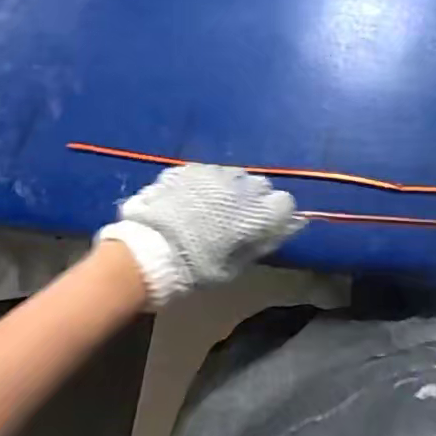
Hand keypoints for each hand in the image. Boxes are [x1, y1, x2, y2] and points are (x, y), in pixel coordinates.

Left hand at [98, 165, 303, 304]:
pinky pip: (205, 174)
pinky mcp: (189, 168)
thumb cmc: (197, 267)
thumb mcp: (236, 264)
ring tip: (209, 209)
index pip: (284, 203)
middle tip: (234, 219)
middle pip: (259, 185)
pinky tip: (188, 201)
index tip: (263, 226)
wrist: (151, 250)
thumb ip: (261, 241)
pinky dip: (203, 185)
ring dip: (226, 189)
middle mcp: (241, 184)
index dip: (274, 215)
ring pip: (232, 176)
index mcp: (257, 211)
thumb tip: (282, 228)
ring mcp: (214, 172)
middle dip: (251, 199)